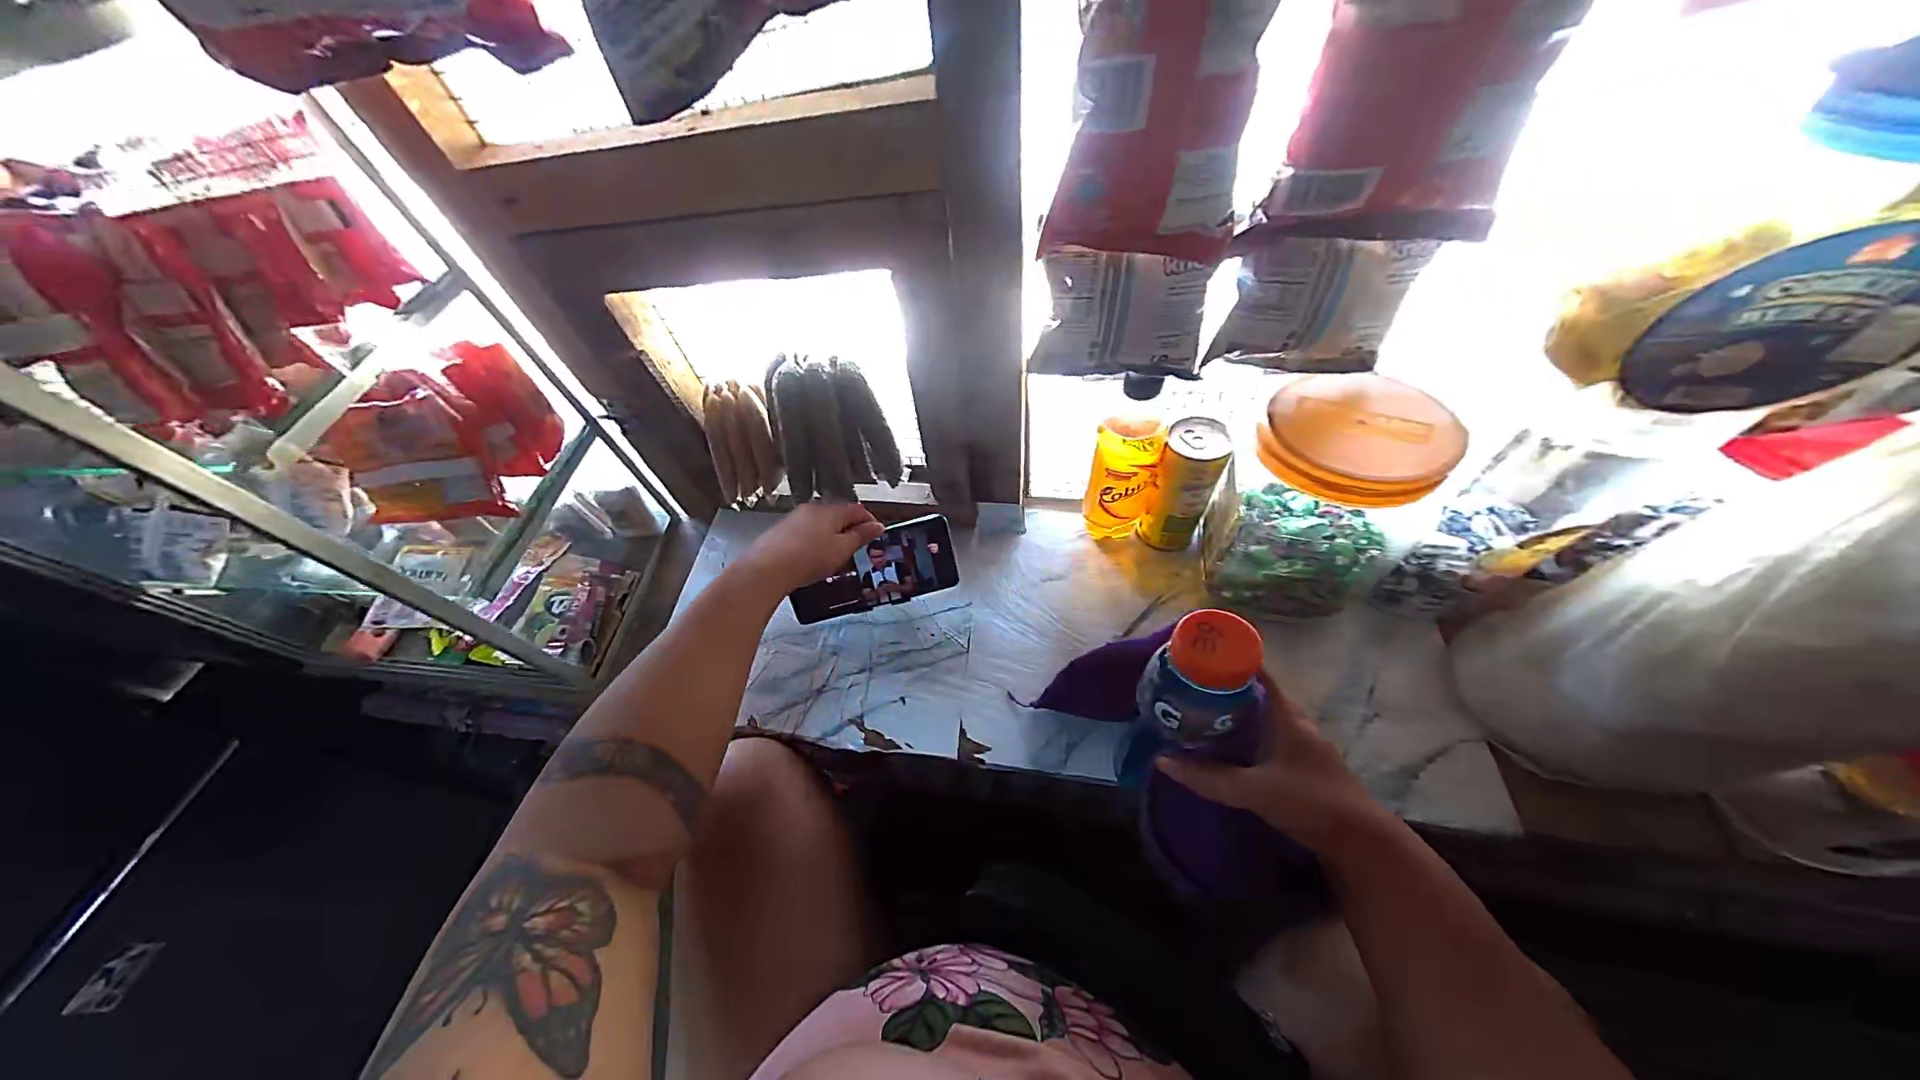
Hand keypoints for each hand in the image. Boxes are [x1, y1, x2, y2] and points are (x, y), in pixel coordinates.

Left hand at [730, 501, 885, 596]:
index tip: (877, 534)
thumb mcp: (842, 550)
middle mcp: (811, 510)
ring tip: (836, 556)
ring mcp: (794, 520)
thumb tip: (877, 526)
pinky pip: (806, 533)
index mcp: (830, 511)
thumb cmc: (807, 558)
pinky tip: (814, 559)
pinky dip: (815, 542)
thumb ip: (860, 536)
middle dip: (851, 529)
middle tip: (858, 548)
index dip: (870, 521)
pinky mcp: (781, 532)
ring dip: (832, 536)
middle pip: (838, 515)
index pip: (857, 509)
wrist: (766, 570)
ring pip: (821, 524)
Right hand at [1156, 670, 1392, 852]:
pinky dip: (1243, 737)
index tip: (1198, 657)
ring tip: (1197, 715)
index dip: (1229, 660)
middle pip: (1255, 694)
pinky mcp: (1301, 765)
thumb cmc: (1310, 802)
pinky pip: (1265, 739)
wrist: (1361, 842)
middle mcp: (1294, 723)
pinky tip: (1224, 749)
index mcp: (1285, 716)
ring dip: (1233, 715)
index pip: (1256, 673)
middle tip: (1187, 689)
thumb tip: (1162, 761)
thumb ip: (1208, 777)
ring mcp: (1300, 745)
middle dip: (1222, 689)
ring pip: (1260, 718)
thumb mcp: (1253, 790)